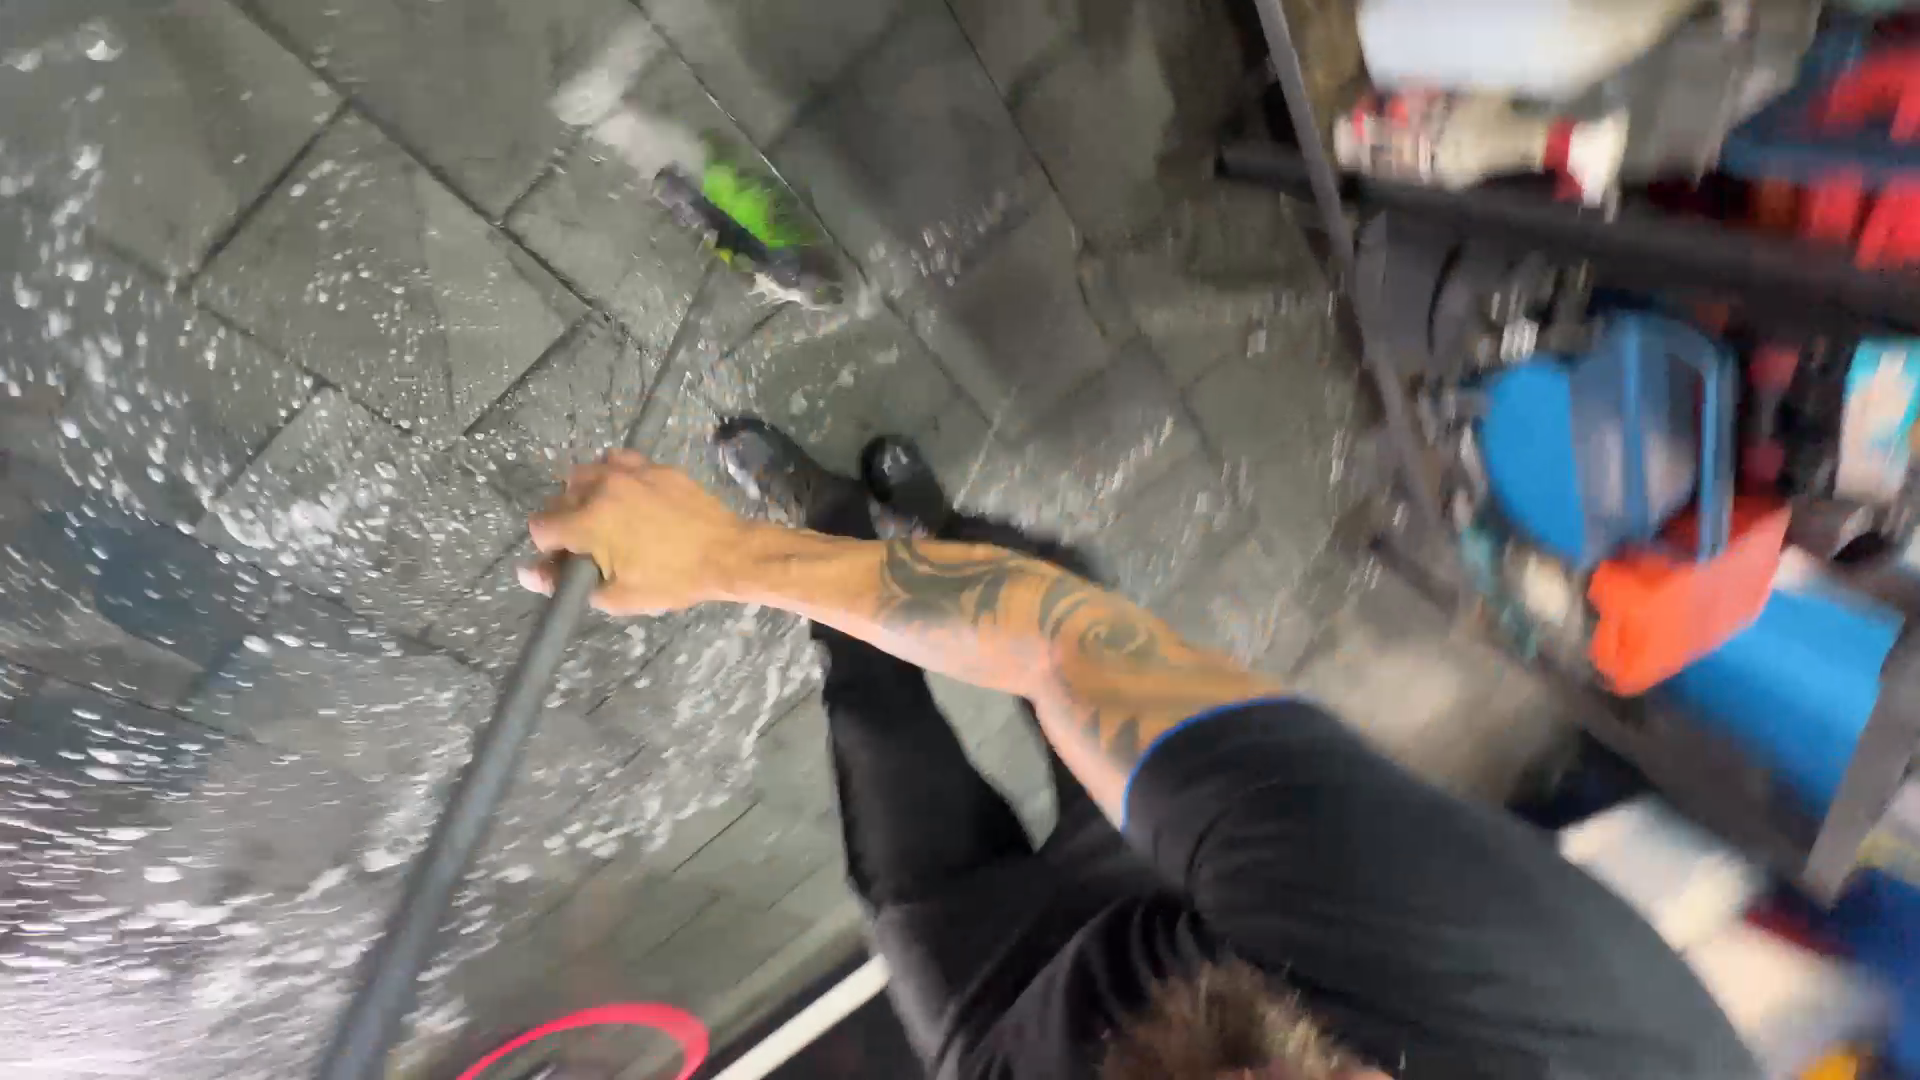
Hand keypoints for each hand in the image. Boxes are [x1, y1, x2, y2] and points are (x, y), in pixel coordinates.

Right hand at [518, 450, 753, 615]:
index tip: (568, 558)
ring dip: (587, 492)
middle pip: (561, 496)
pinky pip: (621, 461)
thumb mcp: (619, 596)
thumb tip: (531, 575)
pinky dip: (616, 474)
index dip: (549, 547)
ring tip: (607, 516)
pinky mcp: (658, 468)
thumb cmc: (674, 580)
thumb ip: (569, 585)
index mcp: (588, 521)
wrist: (728, 554)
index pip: (541, 526)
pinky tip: (629, 495)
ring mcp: (633, 473)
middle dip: (567, 520)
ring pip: (588, 472)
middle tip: (592, 542)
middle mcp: (604, 488)